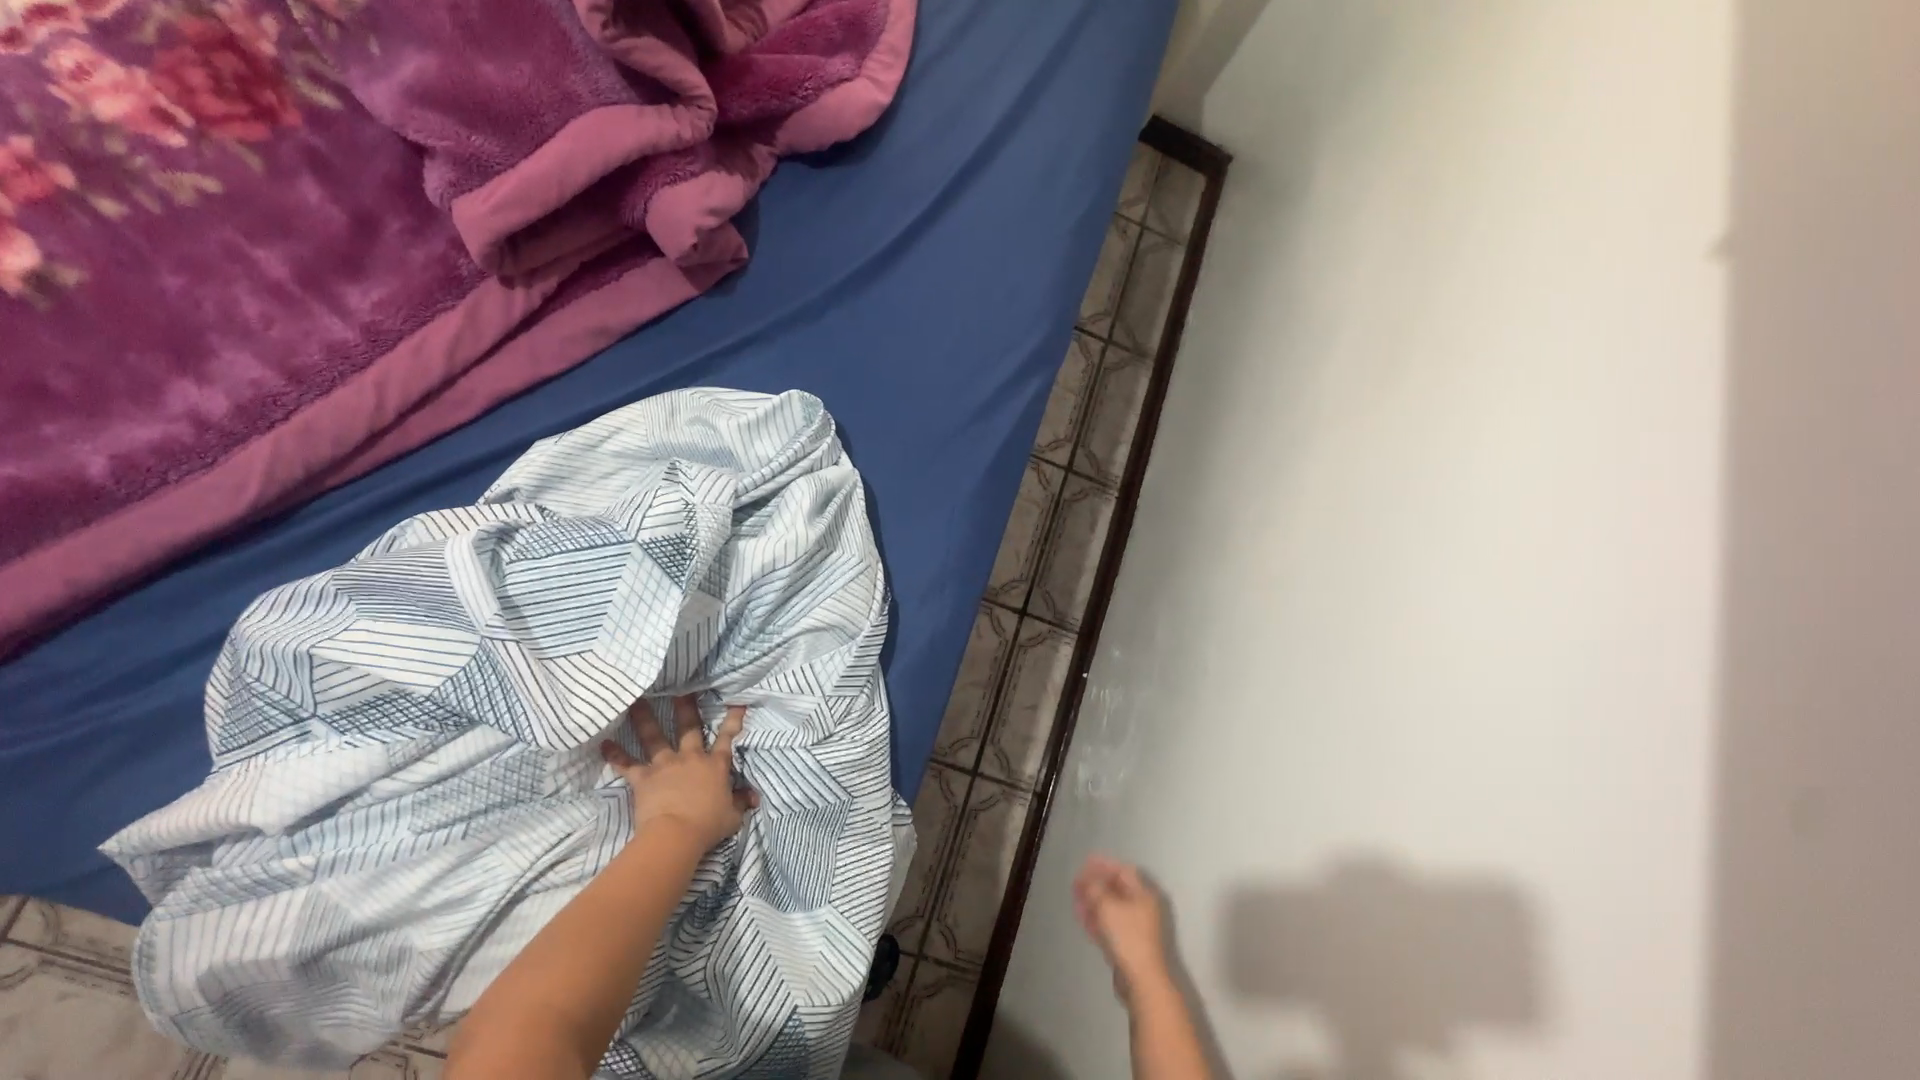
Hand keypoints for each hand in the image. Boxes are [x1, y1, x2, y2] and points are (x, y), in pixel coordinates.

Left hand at [601, 695, 757, 852]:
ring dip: (645, 719)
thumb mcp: (733, 816)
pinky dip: (615, 755)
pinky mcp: (644, 778)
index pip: (727, 738)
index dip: (733, 720)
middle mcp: (690, 758)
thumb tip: (752, 797)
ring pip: (654, 737)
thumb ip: (741, 802)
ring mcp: (665, 765)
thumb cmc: (708, 825)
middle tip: (681, 689)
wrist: (676, 834)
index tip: (735, 703)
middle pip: (688, 728)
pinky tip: (604, 744)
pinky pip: (627, 764)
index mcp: (715, 765)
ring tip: (637, 702)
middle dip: (685, 707)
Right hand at [1073, 854, 1170, 1004]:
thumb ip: (1095, 889)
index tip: (1085, 862)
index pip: (1123, 871)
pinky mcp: (1127, 944)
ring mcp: (1135, 927)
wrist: (1141, 980)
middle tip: (1076, 881)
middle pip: (1117, 889)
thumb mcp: (1107, 907)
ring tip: (1075, 898)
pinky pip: (1109, 924)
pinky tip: (1082, 917)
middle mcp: (1142, 908)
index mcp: (1143, 894)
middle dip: (1096, 883)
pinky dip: (1096, 918)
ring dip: (1093, 901)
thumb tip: (1089, 880)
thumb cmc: (1127, 937)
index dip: (1104, 865)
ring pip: (1111, 908)